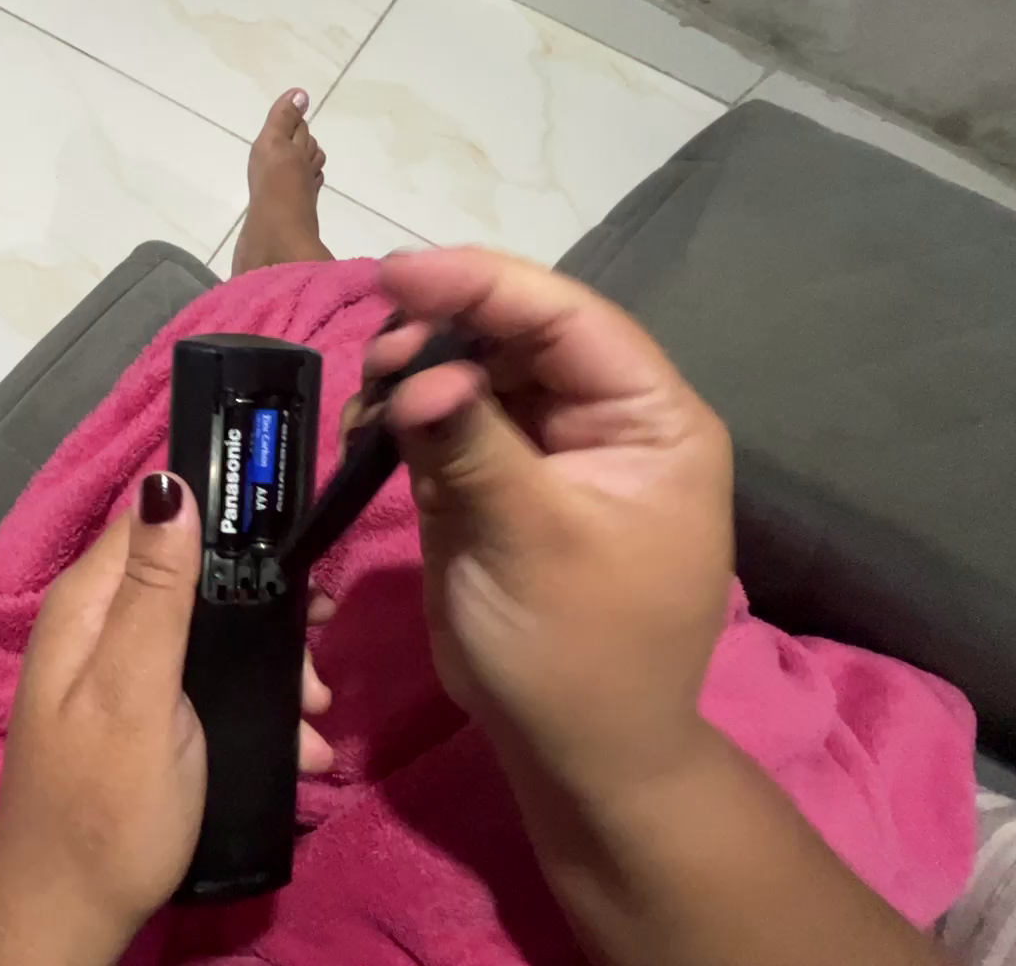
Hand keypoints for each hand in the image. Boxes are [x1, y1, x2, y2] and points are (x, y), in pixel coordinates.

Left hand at [0, 472, 331, 965]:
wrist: (75, 914)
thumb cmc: (108, 804)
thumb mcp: (136, 691)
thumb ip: (156, 592)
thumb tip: (168, 483)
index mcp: (89, 601)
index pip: (154, 518)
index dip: (221, 521)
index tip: (290, 551)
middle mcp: (102, 620)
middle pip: (193, 574)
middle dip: (260, 606)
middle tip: (315, 650)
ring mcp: (124, 664)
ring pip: (211, 628)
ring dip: (269, 660)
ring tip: (313, 708)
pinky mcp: (147, 705)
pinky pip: (209, 676)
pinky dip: (253, 698)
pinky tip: (296, 740)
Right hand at [369, 247, 733, 793]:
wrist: (564, 741)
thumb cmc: (575, 650)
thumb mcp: (531, 541)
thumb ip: (474, 446)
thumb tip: (420, 374)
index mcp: (646, 420)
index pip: (566, 320)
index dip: (483, 284)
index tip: (398, 273)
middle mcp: (594, 418)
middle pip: (511, 335)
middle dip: (439, 332)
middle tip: (378, 359)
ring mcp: (535, 446)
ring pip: (465, 371)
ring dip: (410, 373)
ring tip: (370, 403)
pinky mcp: (485, 474)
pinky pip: (436, 420)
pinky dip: (397, 416)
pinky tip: (369, 432)